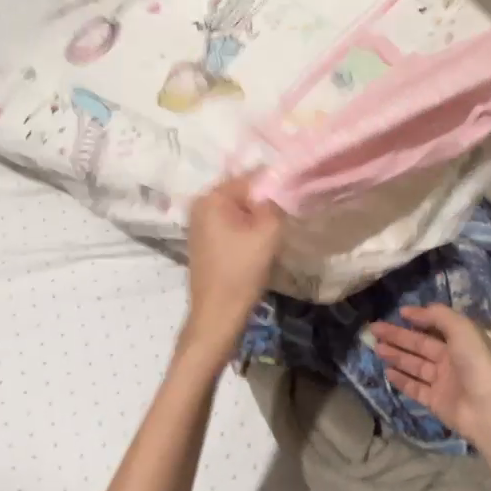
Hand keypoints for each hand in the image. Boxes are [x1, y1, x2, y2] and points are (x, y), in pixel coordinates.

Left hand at [182, 174, 283, 358]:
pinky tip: (257, 245)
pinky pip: (229, 225)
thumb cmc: (243, 269)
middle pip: (242, 193)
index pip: (251, 177)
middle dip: (264, 202)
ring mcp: (198, 225)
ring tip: (273, 231)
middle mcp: (200, 205)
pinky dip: (244, 230)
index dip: (275, 186)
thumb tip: (278, 186)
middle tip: (284, 216)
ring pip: (237, 210)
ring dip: (255, 217)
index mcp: (212, 196)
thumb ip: (275, 200)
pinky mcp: (203, 243)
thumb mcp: (268, 229)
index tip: (293, 199)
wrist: (218, 314)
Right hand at [371, 304, 490, 447]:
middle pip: (419, 345)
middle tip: (374, 330)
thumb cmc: (476, 362)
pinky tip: (387, 372)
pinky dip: (401, 380)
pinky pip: (414, 387)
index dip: (417, 319)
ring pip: (414, 365)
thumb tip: (412, 311)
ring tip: (376, 348)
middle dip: (397, 337)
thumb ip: (437, 315)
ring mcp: (442, 382)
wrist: (488, 408)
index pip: (433, 327)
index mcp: (459, 341)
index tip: (399, 313)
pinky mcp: (435, 402)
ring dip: (396, 356)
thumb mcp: (461, 328)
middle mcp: (450, 360)